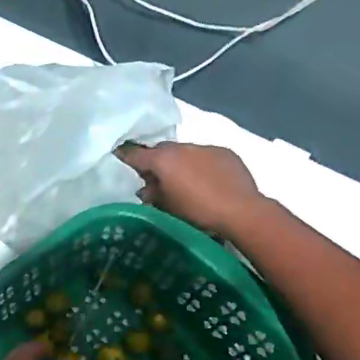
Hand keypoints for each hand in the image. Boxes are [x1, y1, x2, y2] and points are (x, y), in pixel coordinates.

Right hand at [118, 142, 269, 235]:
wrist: (241, 211)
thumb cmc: (196, 211)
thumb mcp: (165, 206)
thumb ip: (152, 193)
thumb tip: (147, 188)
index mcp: (162, 160)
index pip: (135, 154)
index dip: (124, 156)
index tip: (118, 157)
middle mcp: (182, 148)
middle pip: (161, 149)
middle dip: (155, 160)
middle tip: (155, 176)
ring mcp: (205, 148)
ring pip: (184, 151)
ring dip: (179, 162)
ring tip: (183, 180)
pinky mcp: (225, 153)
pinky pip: (204, 155)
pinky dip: (199, 164)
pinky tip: (206, 179)